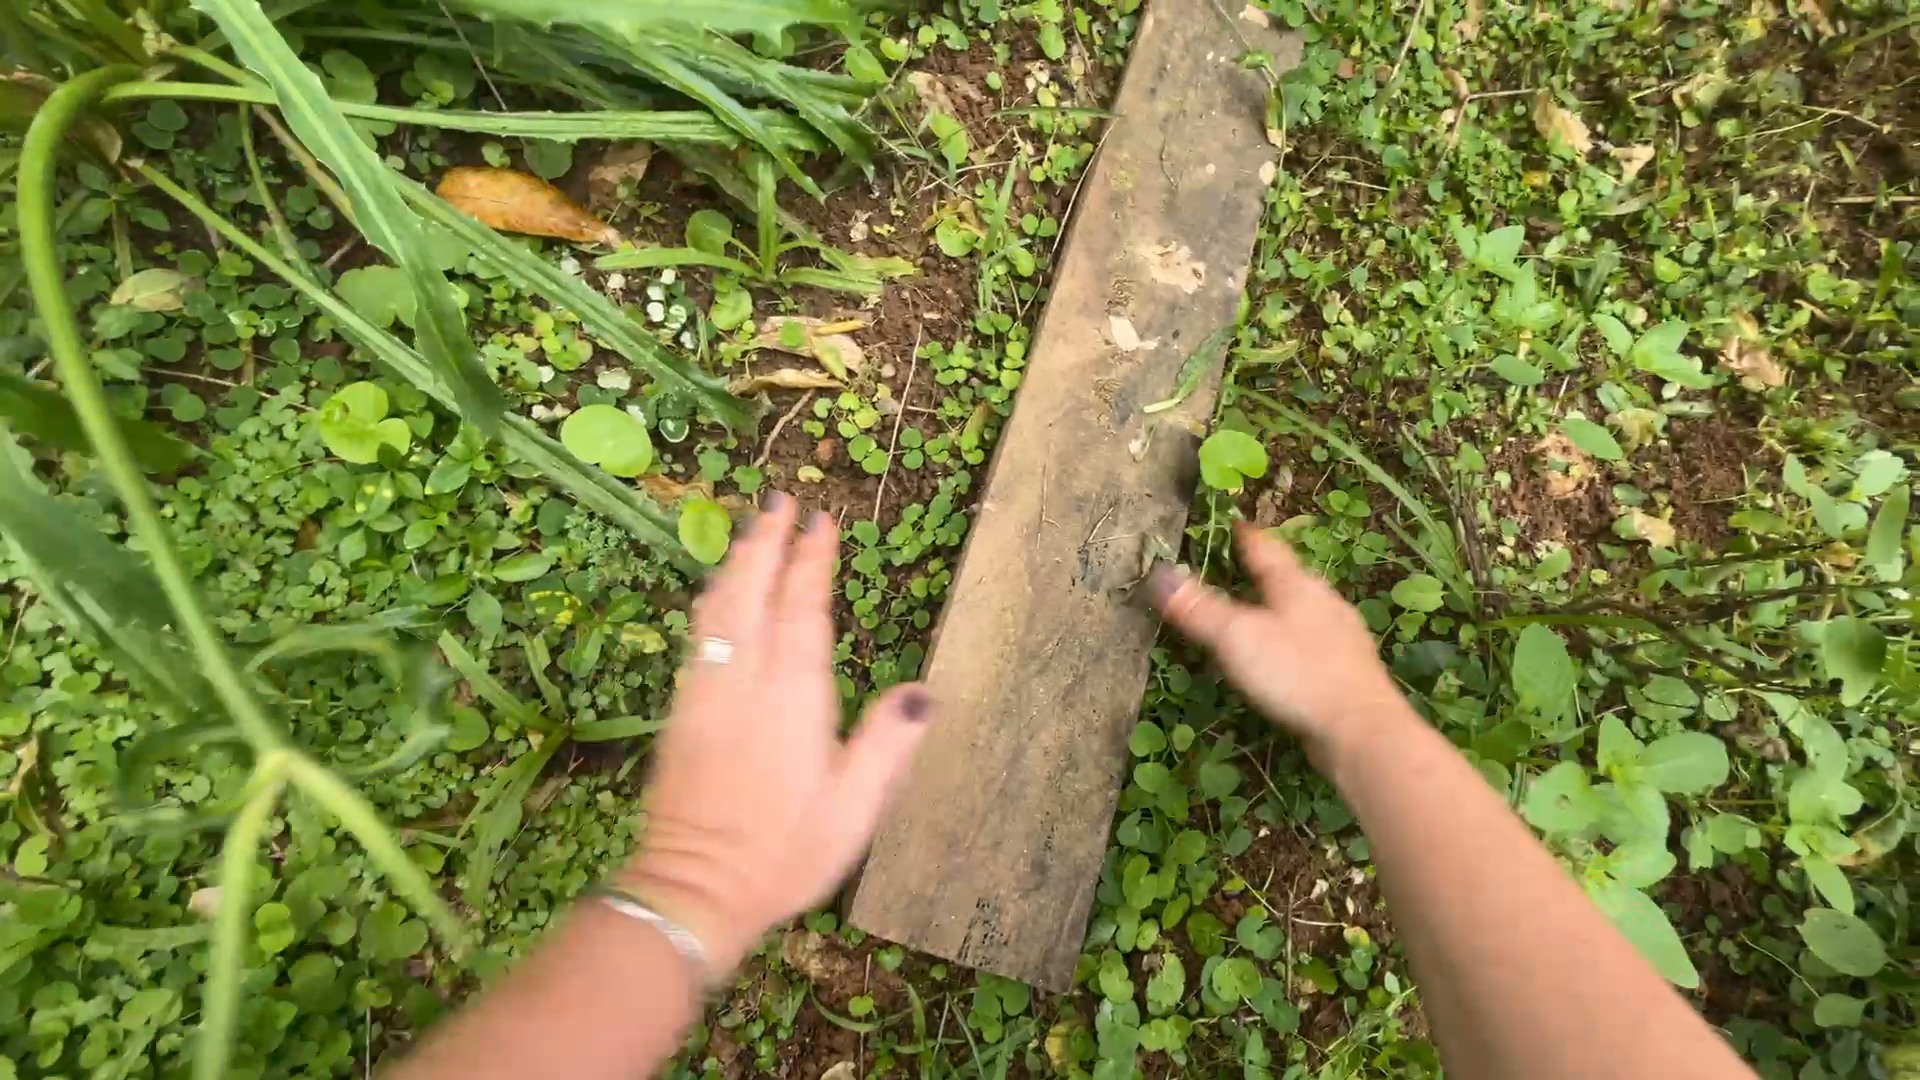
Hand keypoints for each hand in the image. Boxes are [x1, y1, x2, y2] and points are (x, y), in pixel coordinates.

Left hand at [618, 494, 933, 975]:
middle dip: (767, 542)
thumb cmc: (784, 851)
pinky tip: (717, 590)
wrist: (691, 892)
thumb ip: (887, 744)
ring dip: (737, 561)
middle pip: (754, 594)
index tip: (820, 521)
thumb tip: (923, 690)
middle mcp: (746, 682)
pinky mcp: (682, 710)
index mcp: (793, 698)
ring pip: (719, 608)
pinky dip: (712, 599)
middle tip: (778, 500)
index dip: (812, 561)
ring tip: (751, 527)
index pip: (803, 611)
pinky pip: (699, 635)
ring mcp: (706, 692)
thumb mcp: (853, 810)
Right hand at [1148, 523, 1415, 772]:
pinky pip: (1314, 640)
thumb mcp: (1234, 637)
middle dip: (1266, 571)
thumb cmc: (1294, 672)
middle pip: (1290, 576)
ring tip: (1262, 609)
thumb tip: (1158, 574)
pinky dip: (1294, 638)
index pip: (1266, 549)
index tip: (1235, 524)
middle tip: (1243, 566)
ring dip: (1282, 605)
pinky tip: (1288, 655)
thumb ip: (1196, 607)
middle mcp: (1322, 601)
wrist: (1361, 729)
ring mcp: (1340, 635)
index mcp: (1294, 585)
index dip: (1246, 536)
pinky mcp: (1348, 668)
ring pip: (1305, 608)